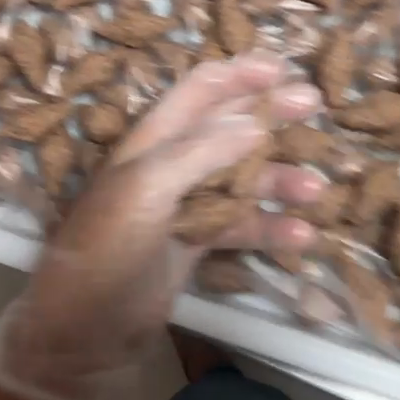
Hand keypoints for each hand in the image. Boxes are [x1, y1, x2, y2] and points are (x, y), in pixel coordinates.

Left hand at [0, 53, 324, 399]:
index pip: (200, 90)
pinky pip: (239, 225)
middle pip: (227, 126)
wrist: (84, 331)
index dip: (239, 73)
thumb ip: (201, 151)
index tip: (284, 68)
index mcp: (152, 139)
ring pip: (240, 178)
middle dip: (270, 113)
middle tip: (315, 105)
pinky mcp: (194, 244)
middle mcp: (170, 164)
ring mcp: (183, 205)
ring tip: (315, 189)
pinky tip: (302, 236)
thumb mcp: (147, 188)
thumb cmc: (108, 248)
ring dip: (278, 178)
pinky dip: (270, 228)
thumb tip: (256, 122)